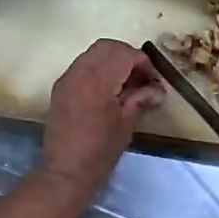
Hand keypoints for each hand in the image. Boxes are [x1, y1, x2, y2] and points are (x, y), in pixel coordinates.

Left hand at [39, 39, 165, 195]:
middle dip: (127, 56)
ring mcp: (66, 77)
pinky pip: (82, 65)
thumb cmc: (100, 152)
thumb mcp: (126, 125)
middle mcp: (78, 72)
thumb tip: (158, 89)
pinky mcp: (60, 86)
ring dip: (112, 61)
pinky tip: (109, 88)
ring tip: (128, 83)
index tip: (155, 80)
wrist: (65, 171)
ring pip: (92, 54)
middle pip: (106, 47)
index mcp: (97, 80)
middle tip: (143, 77)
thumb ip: (140, 99)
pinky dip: (98, 68)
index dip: (143, 63)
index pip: (123, 54)